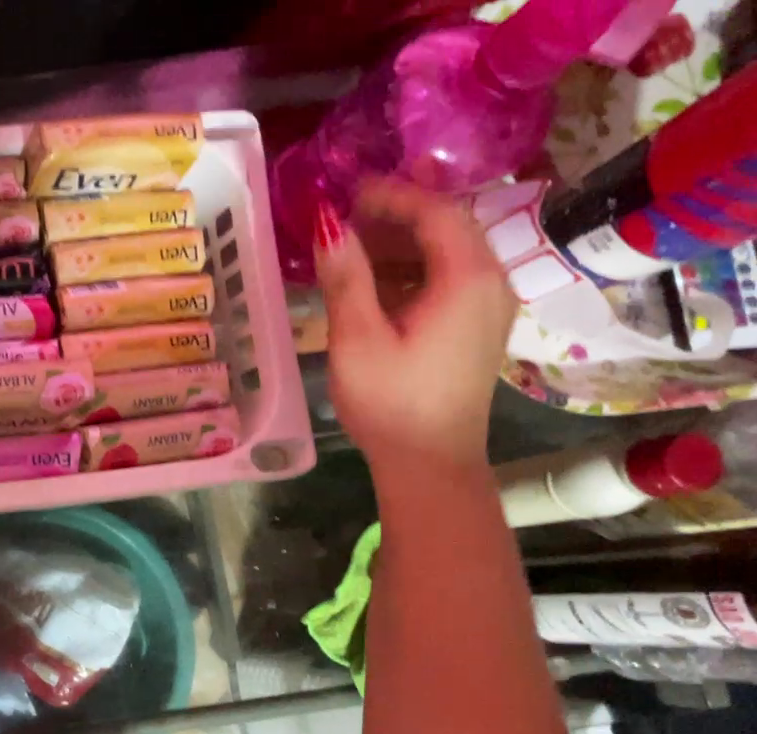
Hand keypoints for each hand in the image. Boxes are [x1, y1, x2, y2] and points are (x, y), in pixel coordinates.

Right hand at [315, 179, 515, 469]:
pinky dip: (409, 269)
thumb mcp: (358, 338)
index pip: (437, 213)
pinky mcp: (475, 327)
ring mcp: (487, 306)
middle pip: (448, 228)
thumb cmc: (390, 399)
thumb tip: (329, 227)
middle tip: (345, 212)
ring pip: (447, 254)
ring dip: (400, 243)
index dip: (394, 195)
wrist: (429, 459)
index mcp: (467, 278)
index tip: (349, 189)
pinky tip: (372, 281)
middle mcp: (490, 282)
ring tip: (350, 244)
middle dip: (397, 214)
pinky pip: (446, 279)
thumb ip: (346, 278)